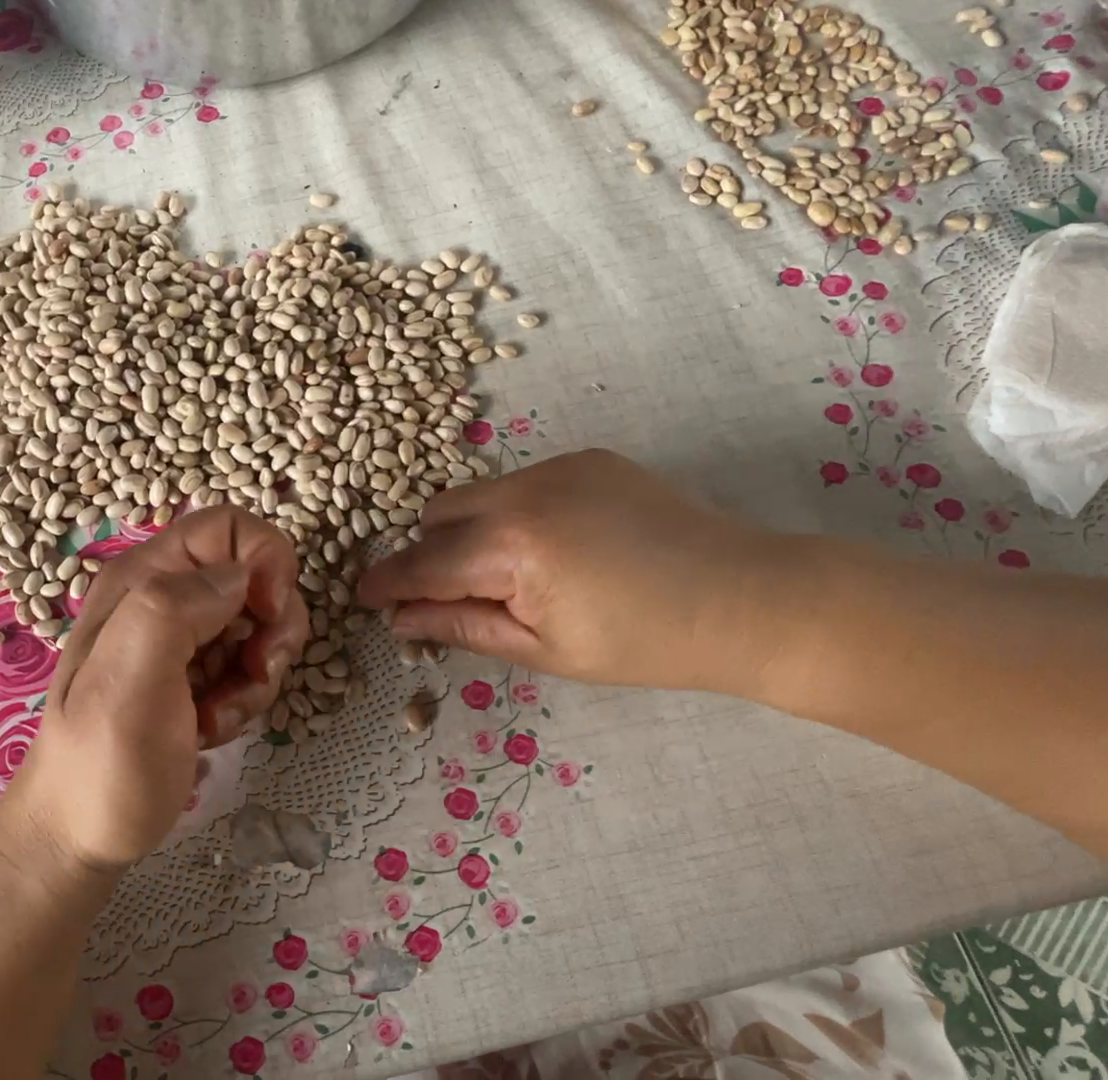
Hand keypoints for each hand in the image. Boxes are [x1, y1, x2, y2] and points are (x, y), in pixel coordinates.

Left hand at [1, 506, 307, 872]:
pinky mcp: (194, 674)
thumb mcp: (128, 684)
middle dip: (271, 626)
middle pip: (255, 574)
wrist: (80, 833)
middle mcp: (163, 596)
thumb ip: (175, 610)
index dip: (265, 561)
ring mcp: (180, 637)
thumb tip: (239, 578)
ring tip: (219, 715)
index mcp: (143, 580)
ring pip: (259, 623)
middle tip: (251, 675)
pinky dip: (246, 695)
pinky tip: (212, 728)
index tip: (266, 618)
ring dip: (258, 671)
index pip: (228, 526)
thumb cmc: (102, 764)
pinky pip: (248, 663)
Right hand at [357, 450, 783, 694]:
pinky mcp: (585, 457)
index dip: (386, 583)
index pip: (422, 564)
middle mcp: (523, 491)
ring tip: (510, 574)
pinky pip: (519, 483)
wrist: (745, 598)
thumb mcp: (541, 649)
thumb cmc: (642, 643)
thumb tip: (400, 618)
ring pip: (476, 495)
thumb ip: (460, 626)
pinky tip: (554, 547)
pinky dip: (512, 514)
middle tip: (452, 595)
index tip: (363, 599)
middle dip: (429, 554)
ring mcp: (557, 466)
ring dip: (469, 532)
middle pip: (437, 515)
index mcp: (511, 548)